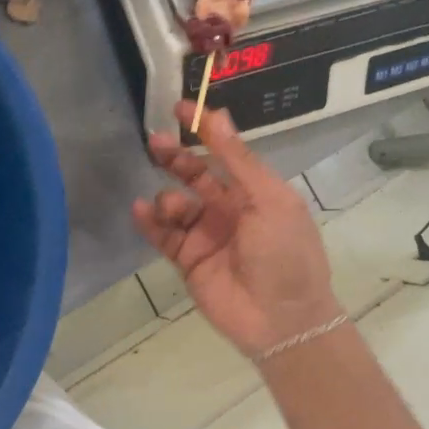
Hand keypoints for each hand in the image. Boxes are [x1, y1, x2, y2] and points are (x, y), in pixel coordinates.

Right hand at [134, 101, 340, 358]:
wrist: (283, 321)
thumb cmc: (286, 254)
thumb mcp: (269, 200)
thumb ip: (238, 159)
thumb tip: (216, 114)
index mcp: (254, 192)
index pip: (224, 152)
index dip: (202, 129)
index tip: (179, 107)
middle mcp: (228, 208)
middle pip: (192, 173)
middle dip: (174, 156)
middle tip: (157, 142)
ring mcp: (205, 234)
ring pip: (175, 202)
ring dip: (167, 197)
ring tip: (172, 207)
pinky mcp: (187, 259)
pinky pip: (162, 233)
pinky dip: (149, 220)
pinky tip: (142, 211)